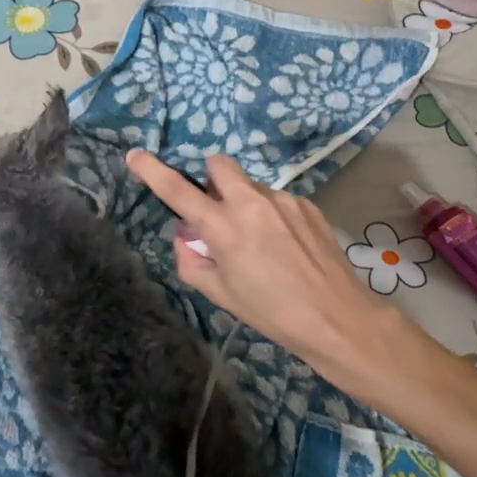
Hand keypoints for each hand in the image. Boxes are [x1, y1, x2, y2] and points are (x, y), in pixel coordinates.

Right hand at [125, 149, 404, 377]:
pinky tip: (285, 246)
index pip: (177, 190)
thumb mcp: (221, 294)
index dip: (151, 170)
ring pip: (249, 184)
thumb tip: (187, 237)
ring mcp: (282, 200)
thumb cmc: (273, 313)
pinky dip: (270, 214)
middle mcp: (250, 203)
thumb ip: (192, 260)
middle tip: (216, 211)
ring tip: (260, 241)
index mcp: (223, 228)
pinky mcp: (306, 205)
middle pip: (218, 164)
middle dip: (210, 180)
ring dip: (243, 201)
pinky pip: (275, 198)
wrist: (340, 320)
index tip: (135, 156)